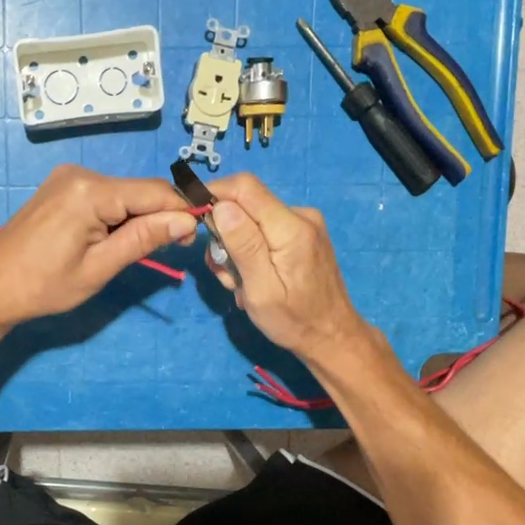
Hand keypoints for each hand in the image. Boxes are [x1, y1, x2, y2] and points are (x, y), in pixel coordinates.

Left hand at [0, 166, 196, 329]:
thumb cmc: (43, 287)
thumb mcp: (99, 268)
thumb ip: (143, 239)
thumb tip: (187, 220)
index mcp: (90, 191)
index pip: (154, 192)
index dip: (181, 212)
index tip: (196, 237)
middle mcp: (80, 173)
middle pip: (139, 191)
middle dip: (159, 217)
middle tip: (167, 252)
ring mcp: (68, 178)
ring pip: (123, 194)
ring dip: (136, 219)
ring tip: (128, 253)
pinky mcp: (61, 187)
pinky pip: (103, 196)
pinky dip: (115, 216)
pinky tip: (108, 241)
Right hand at [205, 173, 369, 358]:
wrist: (332, 336)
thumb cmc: (294, 321)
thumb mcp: (261, 291)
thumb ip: (243, 246)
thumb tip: (220, 206)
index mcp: (291, 228)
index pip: (244, 188)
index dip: (212, 194)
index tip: (193, 221)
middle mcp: (301, 215)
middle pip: (245, 204)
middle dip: (223, 234)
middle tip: (224, 273)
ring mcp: (303, 223)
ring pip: (250, 219)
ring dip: (235, 248)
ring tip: (241, 284)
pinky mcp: (302, 232)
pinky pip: (263, 229)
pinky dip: (250, 250)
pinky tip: (254, 277)